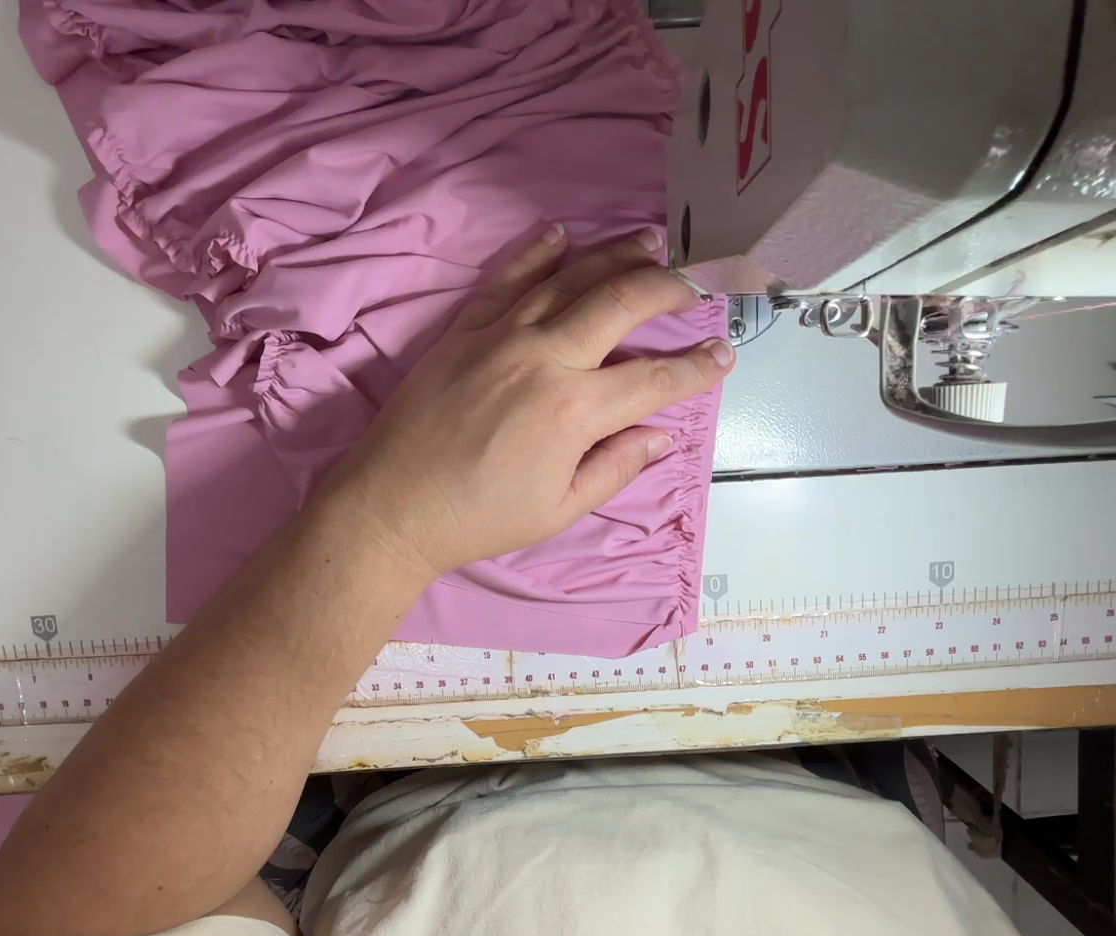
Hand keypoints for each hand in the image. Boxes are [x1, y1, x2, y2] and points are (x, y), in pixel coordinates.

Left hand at [315, 224, 732, 578]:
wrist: (391, 508)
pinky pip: (507, 280)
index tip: (725, 354)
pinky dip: (536, 253)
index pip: (655, 380)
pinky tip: (560, 235)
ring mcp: (500, 337)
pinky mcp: (463, 331)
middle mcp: (543, 358)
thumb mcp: (559, 510)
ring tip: (650, 241)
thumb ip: (615, 467)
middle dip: (668, 288)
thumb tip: (661, 435)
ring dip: (615, 255)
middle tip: (694, 284)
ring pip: (569, 278)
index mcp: (573, 411)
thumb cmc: (478, 519)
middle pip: (620, 303)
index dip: (697, 367)